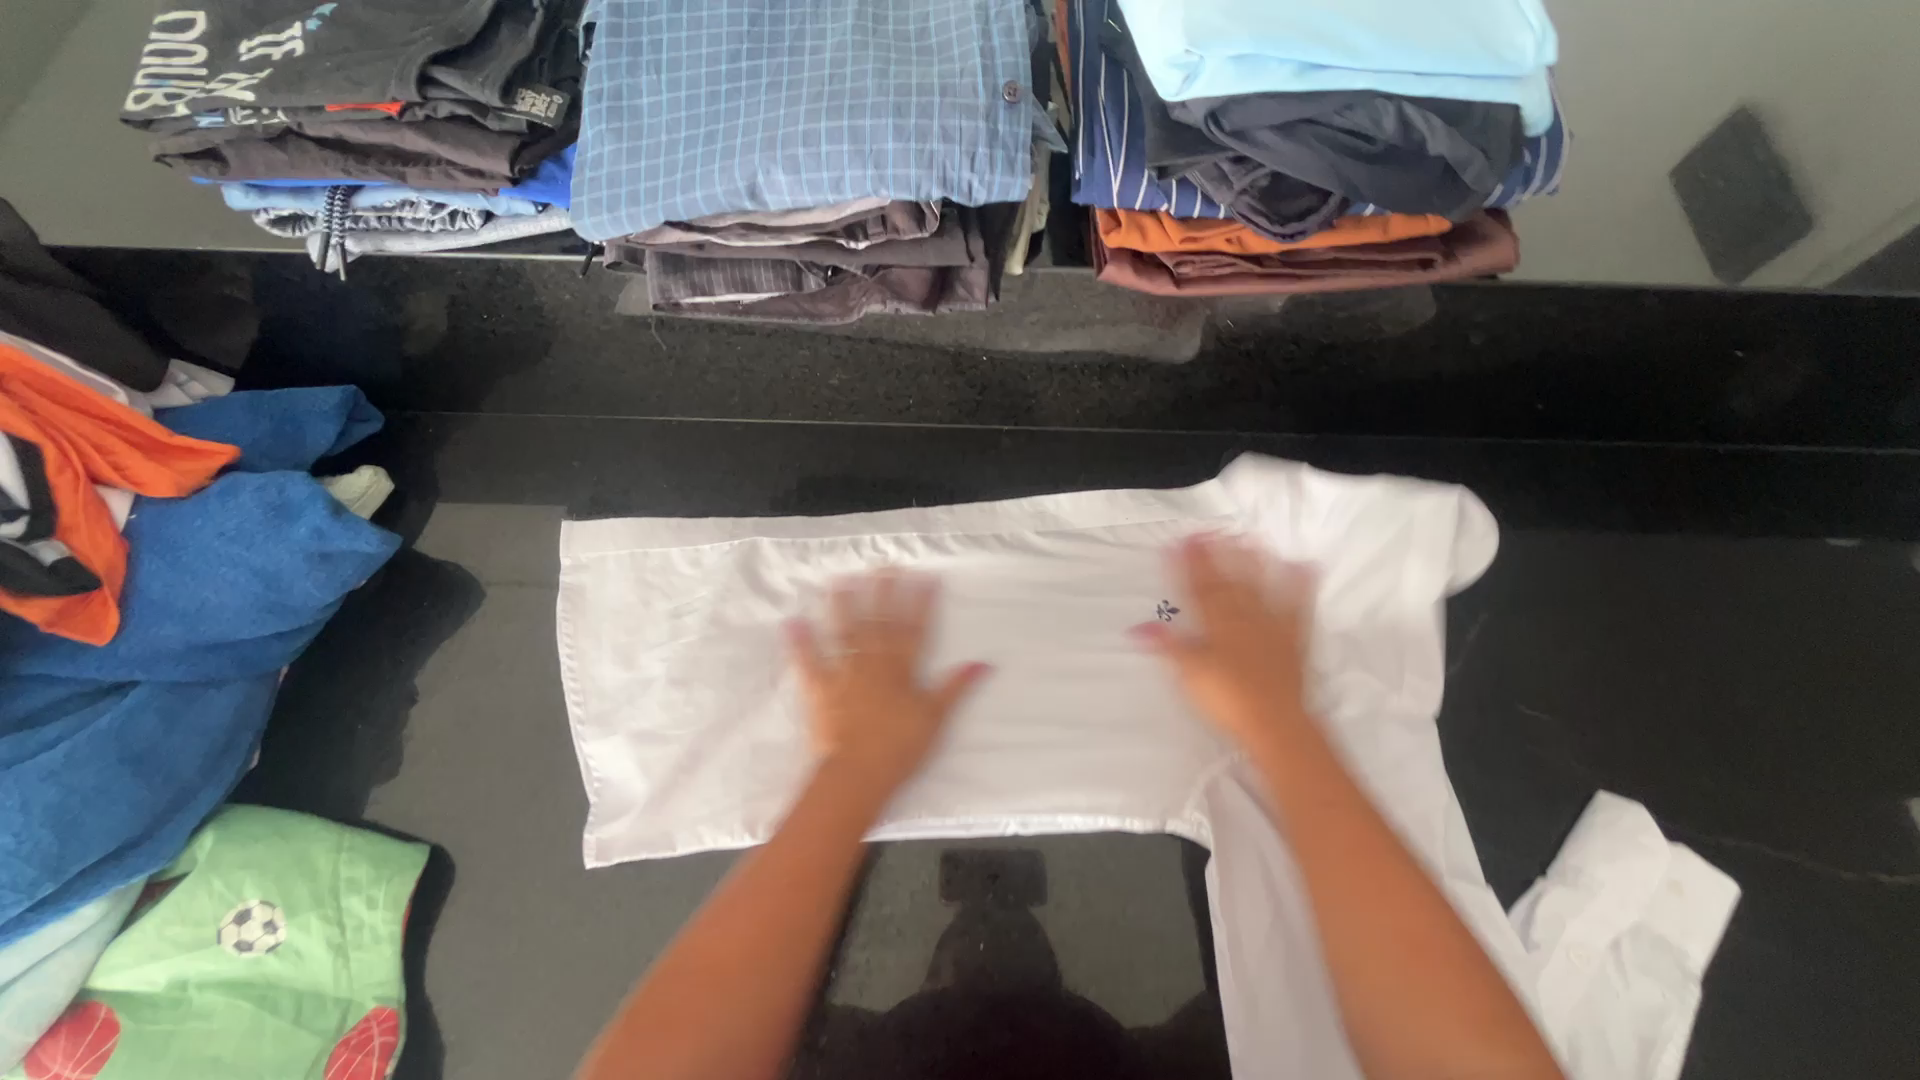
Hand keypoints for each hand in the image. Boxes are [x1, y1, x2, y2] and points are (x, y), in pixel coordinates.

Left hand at [785, 569, 992, 797]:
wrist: (858, 773)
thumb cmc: (901, 748)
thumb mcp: (936, 718)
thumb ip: (956, 687)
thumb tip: (982, 662)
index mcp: (903, 669)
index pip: (915, 629)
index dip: (921, 602)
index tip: (925, 577)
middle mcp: (874, 664)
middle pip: (880, 622)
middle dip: (883, 592)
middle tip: (883, 566)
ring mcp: (845, 674)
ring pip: (845, 633)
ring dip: (842, 605)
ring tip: (840, 581)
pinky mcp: (820, 689)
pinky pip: (808, 661)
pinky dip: (800, 642)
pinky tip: (792, 621)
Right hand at [1134, 534, 1314, 752]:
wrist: (1276, 723)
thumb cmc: (1228, 701)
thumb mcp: (1189, 674)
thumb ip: (1167, 646)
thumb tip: (1137, 627)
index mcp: (1215, 627)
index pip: (1198, 589)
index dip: (1188, 563)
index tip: (1181, 540)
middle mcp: (1244, 619)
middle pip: (1228, 581)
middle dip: (1217, 553)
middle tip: (1212, 529)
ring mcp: (1272, 627)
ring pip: (1261, 586)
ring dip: (1255, 560)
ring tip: (1250, 537)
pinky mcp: (1295, 639)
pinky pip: (1299, 606)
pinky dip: (1302, 584)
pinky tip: (1304, 565)